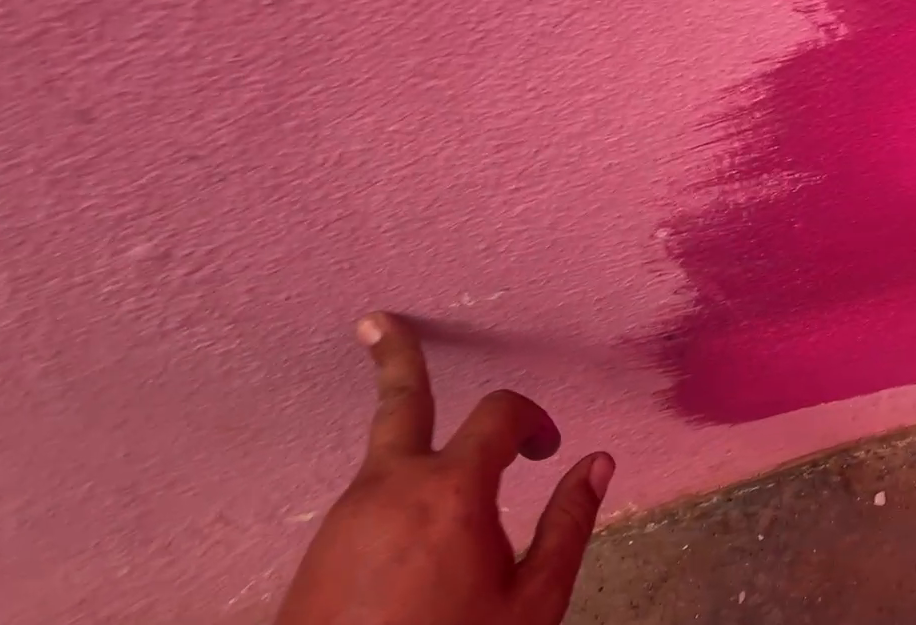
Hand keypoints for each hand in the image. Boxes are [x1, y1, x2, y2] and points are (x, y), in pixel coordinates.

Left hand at [275, 312, 614, 624]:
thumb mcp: (531, 605)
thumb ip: (568, 524)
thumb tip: (598, 462)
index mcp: (451, 491)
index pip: (499, 413)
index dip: (533, 419)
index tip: (546, 450)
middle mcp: (390, 488)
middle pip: (399, 402)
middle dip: (396, 356)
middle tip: (376, 319)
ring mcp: (345, 520)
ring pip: (390, 457)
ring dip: (422, 445)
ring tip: (450, 472)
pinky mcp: (317, 556)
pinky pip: (370, 502)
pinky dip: (399, 494)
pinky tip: (414, 542)